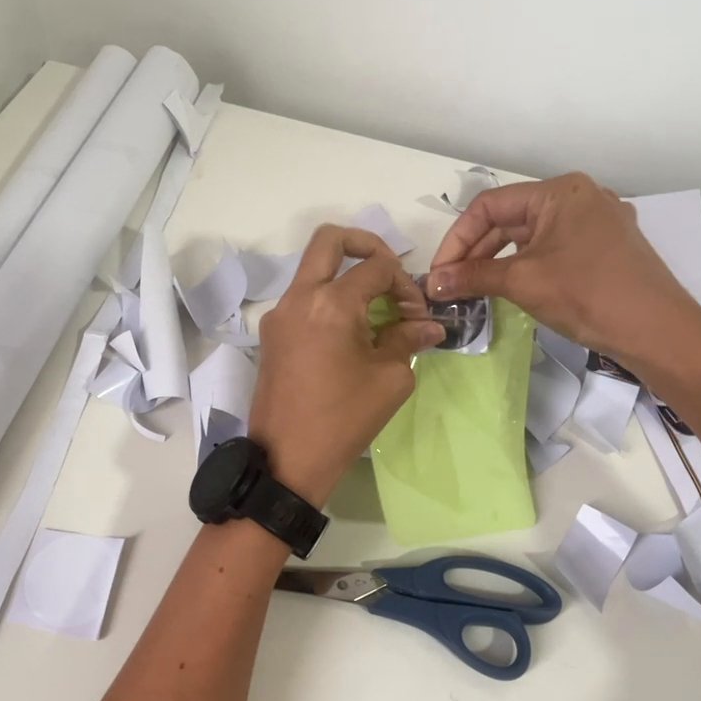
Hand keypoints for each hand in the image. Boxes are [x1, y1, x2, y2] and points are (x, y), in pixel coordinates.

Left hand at [250, 226, 445, 506]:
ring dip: (345, 277)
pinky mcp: (271, 334)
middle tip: (389, 273)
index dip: (404, 284)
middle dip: (366, 245)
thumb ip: (408, 341)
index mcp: (331, 303)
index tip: (416, 316)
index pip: (376, 267)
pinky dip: (328, 301)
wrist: (287, 459)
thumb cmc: (343, 419)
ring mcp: (279, 314)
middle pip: (330, 240)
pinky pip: (302, 299)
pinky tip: (350, 333)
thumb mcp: (390, 379)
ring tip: (374, 312)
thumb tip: (428, 326)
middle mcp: (299, 297)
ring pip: (312, 269)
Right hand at [426, 173, 700, 364]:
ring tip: (473, 290)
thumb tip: (433, 282)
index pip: (489, 206)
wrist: (658, 331)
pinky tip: (510, 289)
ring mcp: (597, 223)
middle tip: (450, 285)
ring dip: (498, 262)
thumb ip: (474, 276)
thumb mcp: (523, 282)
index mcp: (560, 191)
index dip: (457, 239)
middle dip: (476, 252)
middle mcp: (580, 197)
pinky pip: (554, 250)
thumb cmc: (588, 295)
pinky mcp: (607, 249)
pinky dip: (526, 267)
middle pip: (510, 219)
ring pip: (532, 237)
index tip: (438, 273)